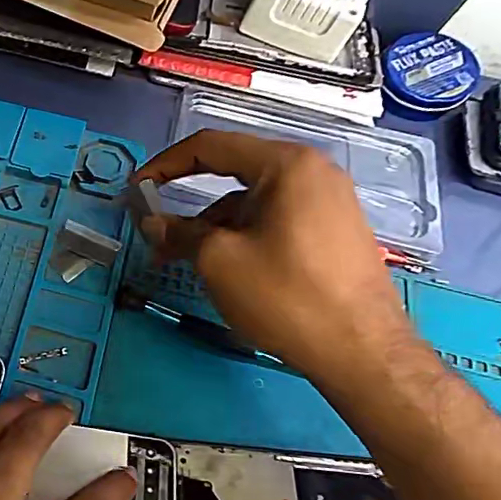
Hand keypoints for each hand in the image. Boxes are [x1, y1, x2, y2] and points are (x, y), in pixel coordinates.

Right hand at [134, 131, 421, 382]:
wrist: (363, 352)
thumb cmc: (287, 297)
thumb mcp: (220, 261)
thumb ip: (181, 232)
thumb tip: (153, 222)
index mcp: (286, 164)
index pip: (211, 146)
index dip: (165, 165)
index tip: (137, 189)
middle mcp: (313, 172)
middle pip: (235, 175)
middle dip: (191, 207)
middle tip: (158, 236)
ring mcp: (330, 202)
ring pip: (255, 203)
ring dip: (217, 227)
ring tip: (189, 263)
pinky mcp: (336, 232)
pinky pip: (278, 221)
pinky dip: (245, 236)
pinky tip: (229, 269)